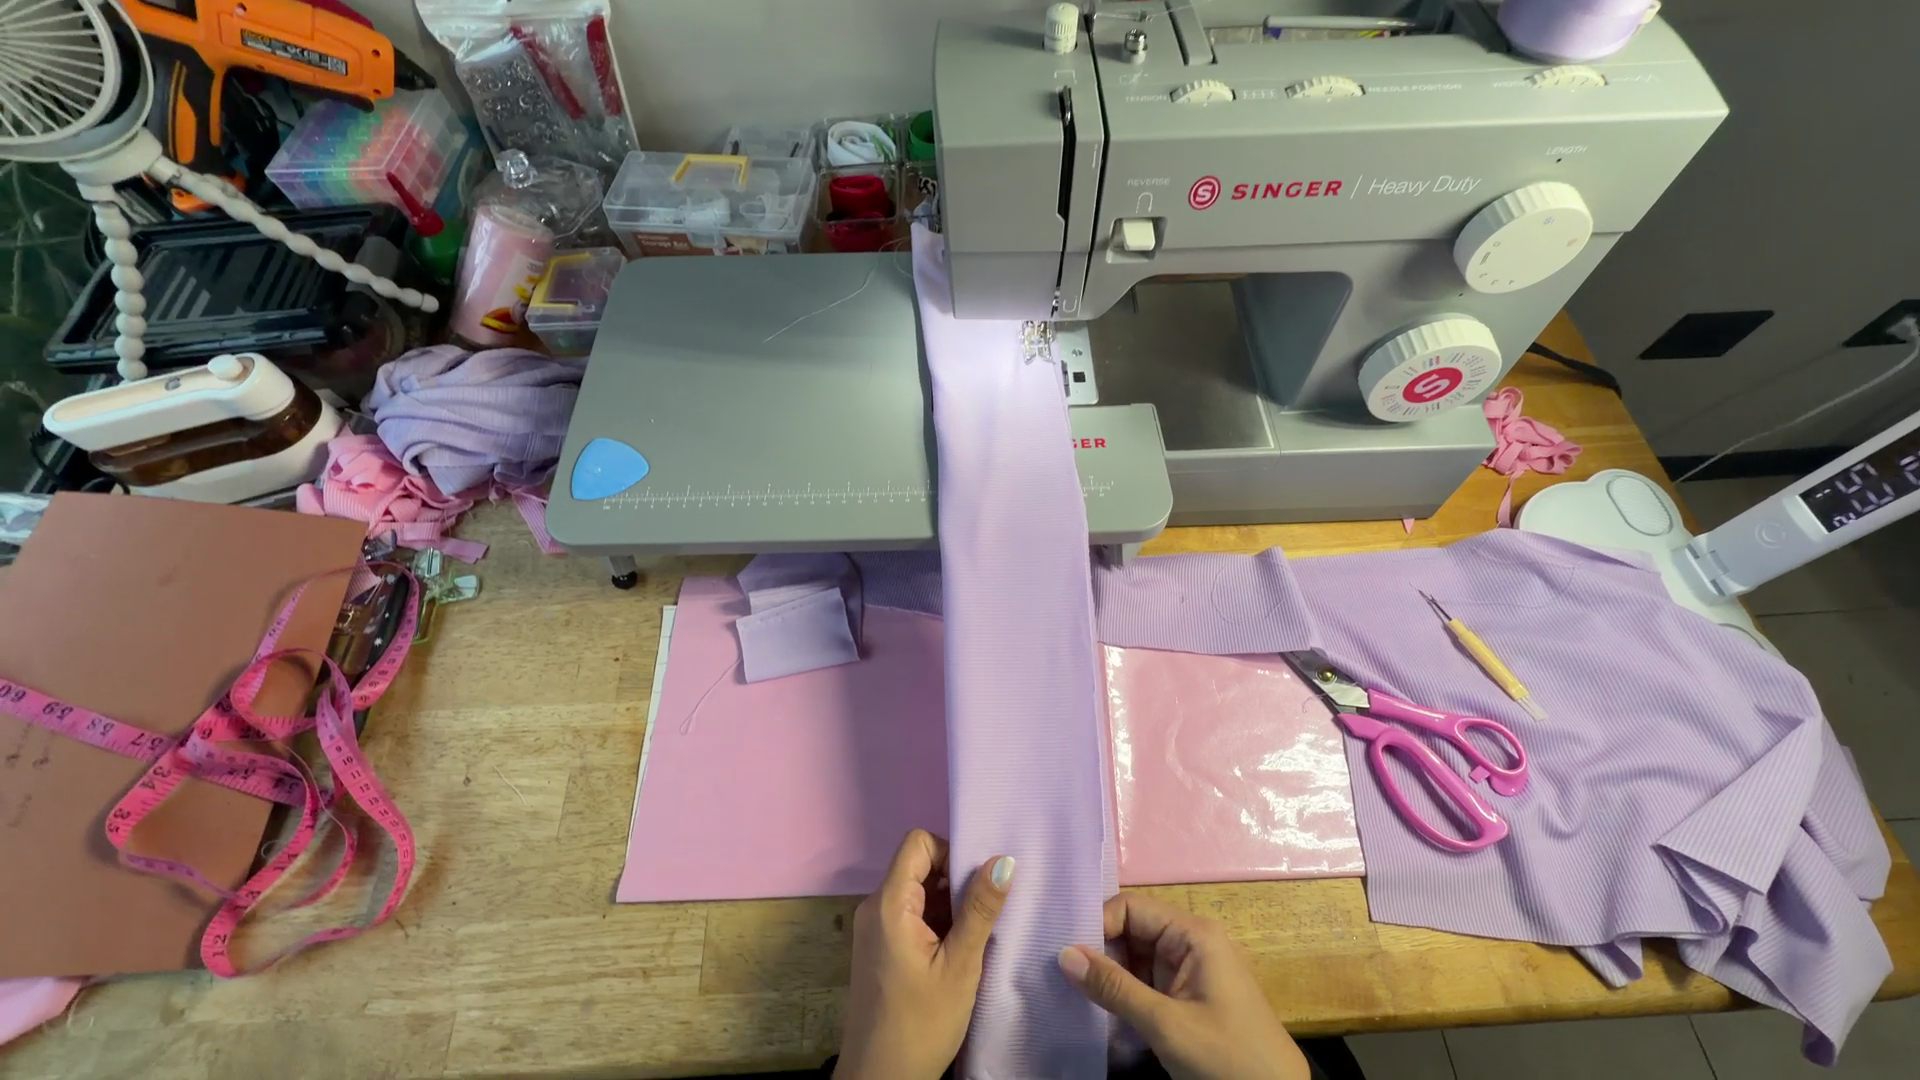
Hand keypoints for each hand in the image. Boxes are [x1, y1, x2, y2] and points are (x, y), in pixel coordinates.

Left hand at [835, 829, 1013, 1079]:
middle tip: (984, 912)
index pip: (918, 843)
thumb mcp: (960, 965)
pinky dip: (936, 922)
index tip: (976, 884)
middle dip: (954, 881)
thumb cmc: (921, 1023)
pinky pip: (911, 914)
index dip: (950, 852)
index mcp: (889, 903)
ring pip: (918, 891)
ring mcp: (875, 927)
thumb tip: (1002, 860)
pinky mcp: (879, 946)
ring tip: (975, 936)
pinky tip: (958, 951)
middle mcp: (875, 906)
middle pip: (918, 865)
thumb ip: (980, 909)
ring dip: (948, 904)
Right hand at [1057, 892, 1308, 1079]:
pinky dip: (1122, 994)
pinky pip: (1144, 983)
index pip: (1130, 908)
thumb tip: (1063, 954)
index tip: (1064, 955)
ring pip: (1134, 959)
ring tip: (1072, 992)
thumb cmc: (1227, 1059)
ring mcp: (1189, 971)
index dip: (1097, 925)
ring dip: (1108, 976)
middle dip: (1099, 951)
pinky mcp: (1186, 998)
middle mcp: (1190, 943)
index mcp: (1193, 934)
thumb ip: (1114, 988)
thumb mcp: (1166, 1025)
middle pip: (1130, 931)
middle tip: (1061, 975)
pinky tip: (1098, 1008)